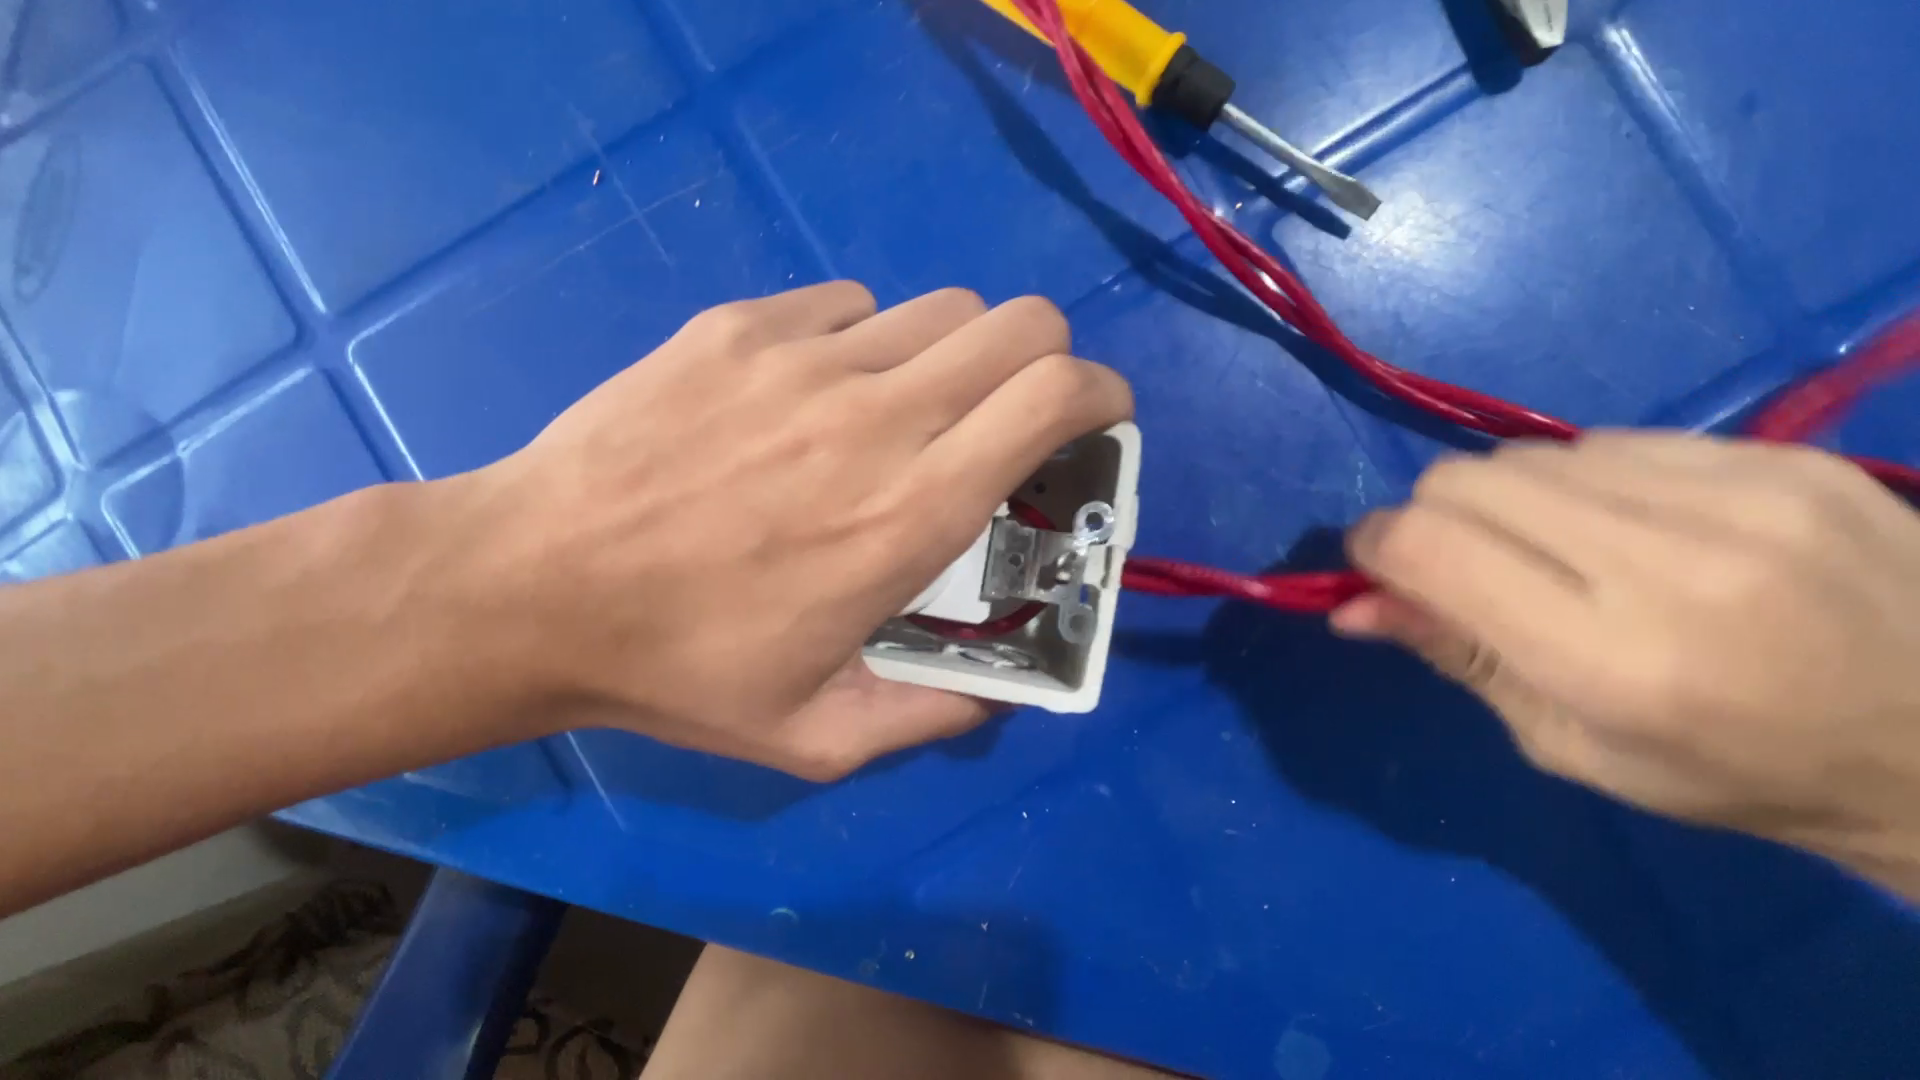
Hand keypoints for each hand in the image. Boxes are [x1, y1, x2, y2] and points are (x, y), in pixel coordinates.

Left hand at [457, 283, 1131, 779]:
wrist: (532, 587)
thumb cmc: (681, 668)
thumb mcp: (819, 735)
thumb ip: (931, 717)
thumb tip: (999, 696)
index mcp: (913, 513)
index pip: (1055, 396)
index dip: (1102, 396)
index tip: (1098, 422)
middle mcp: (878, 414)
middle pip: (1022, 324)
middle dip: (1048, 362)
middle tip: (1013, 416)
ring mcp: (805, 355)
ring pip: (942, 306)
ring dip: (958, 354)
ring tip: (913, 408)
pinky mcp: (741, 326)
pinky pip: (849, 304)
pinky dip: (867, 339)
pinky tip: (819, 391)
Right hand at [1334, 433, 1919, 892]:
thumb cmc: (1734, 771)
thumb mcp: (1569, 745)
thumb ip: (1456, 656)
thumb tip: (1350, 603)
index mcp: (1608, 660)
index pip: (1427, 547)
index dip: (1373, 546)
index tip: (1377, 567)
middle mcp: (1666, 562)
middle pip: (1463, 479)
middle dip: (1432, 517)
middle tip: (1467, 565)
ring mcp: (1734, 494)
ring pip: (1529, 452)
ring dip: (1509, 498)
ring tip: (1561, 550)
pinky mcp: (1778, 456)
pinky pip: (1612, 440)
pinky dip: (1586, 481)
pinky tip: (1635, 528)